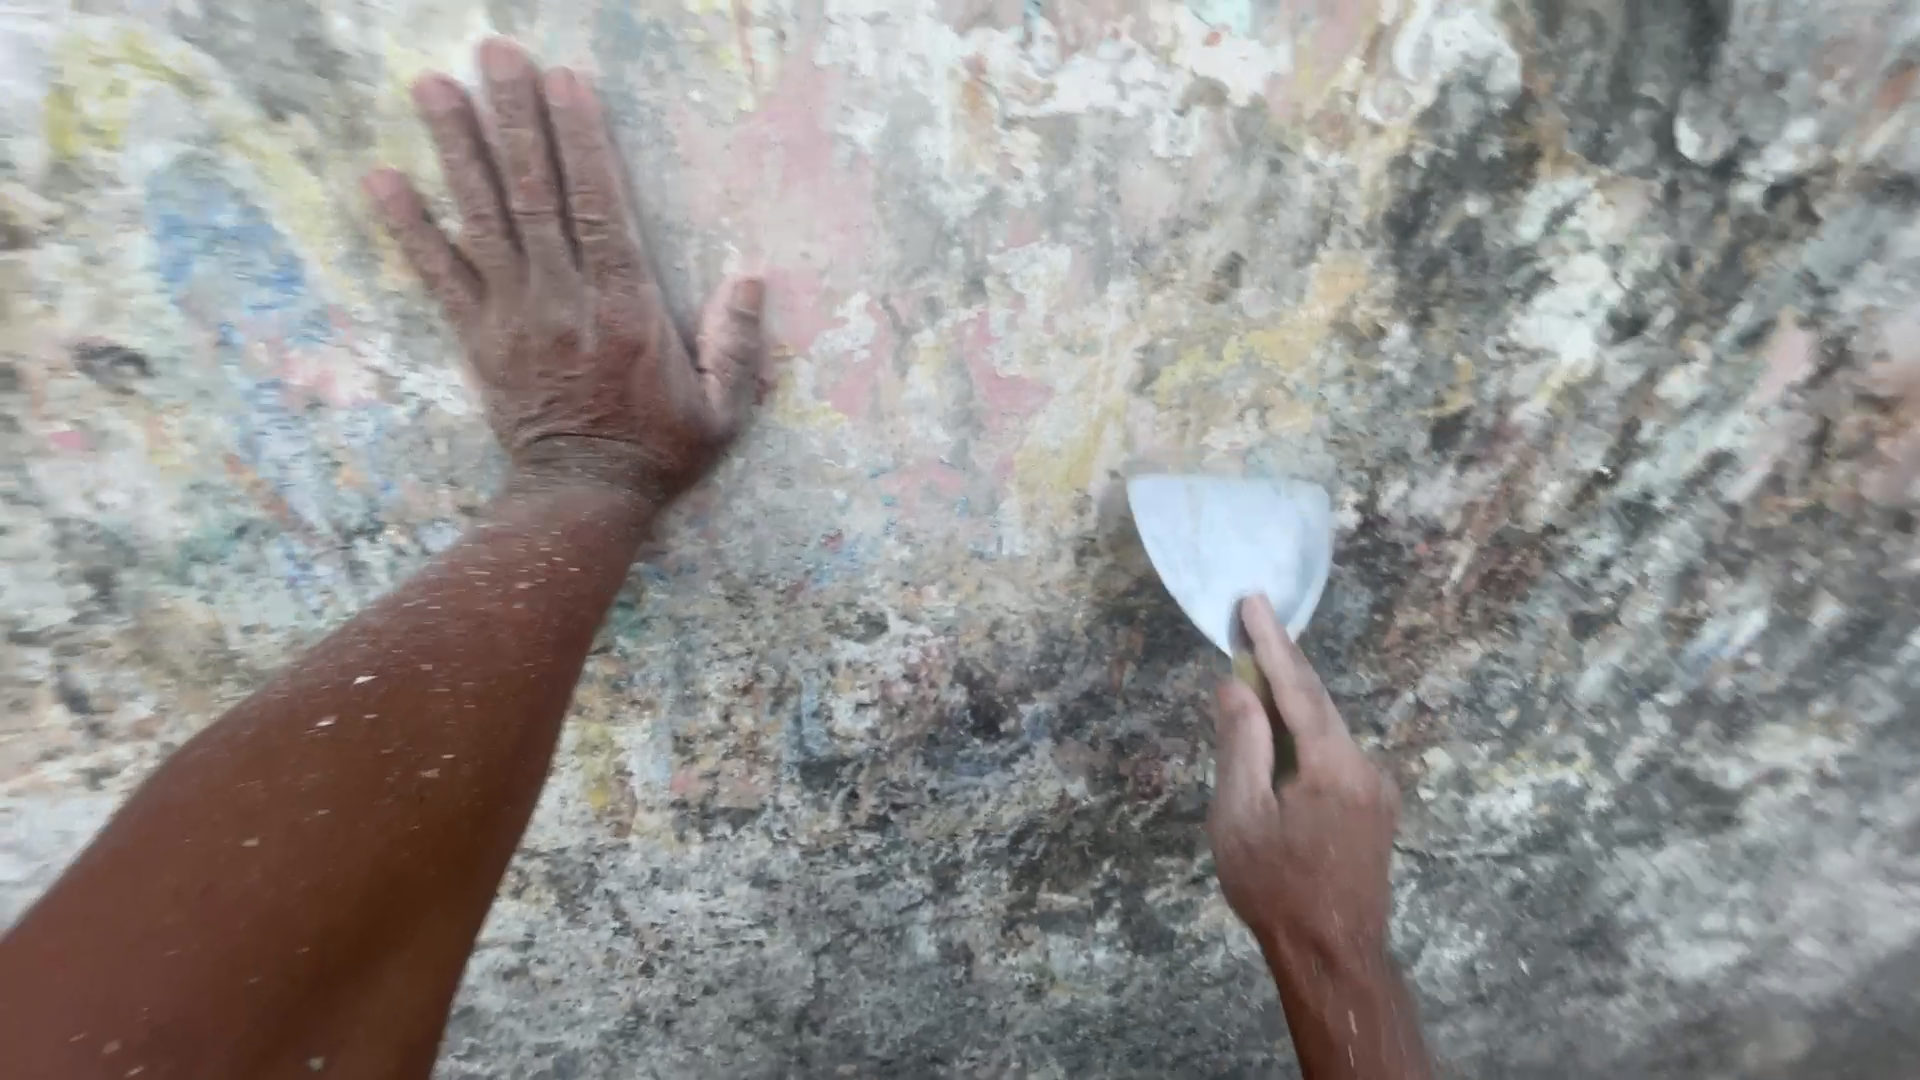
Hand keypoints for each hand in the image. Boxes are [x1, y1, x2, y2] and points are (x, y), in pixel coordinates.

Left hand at [363, 38, 765, 504]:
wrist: (587, 496)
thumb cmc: (663, 450)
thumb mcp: (725, 410)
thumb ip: (740, 346)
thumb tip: (753, 280)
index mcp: (630, 311)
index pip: (602, 211)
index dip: (582, 144)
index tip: (566, 83)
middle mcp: (567, 301)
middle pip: (536, 197)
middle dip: (516, 121)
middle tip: (496, 53)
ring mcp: (515, 317)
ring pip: (484, 221)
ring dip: (458, 151)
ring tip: (433, 85)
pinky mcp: (479, 339)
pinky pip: (439, 276)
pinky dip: (410, 228)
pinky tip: (382, 178)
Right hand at [1208, 595, 1401, 958]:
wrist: (1332, 956)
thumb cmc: (1273, 886)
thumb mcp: (1239, 815)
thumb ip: (1240, 744)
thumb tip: (1234, 685)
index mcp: (1333, 767)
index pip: (1298, 689)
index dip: (1272, 643)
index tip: (1253, 601)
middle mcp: (1365, 766)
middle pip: (1318, 701)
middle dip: (1281, 659)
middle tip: (1250, 617)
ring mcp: (1376, 787)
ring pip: (1326, 725)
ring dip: (1289, 697)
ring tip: (1252, 670)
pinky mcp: (1374, 805)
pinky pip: (1332, 749)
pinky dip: (1301, 729)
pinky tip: (1276, 730)